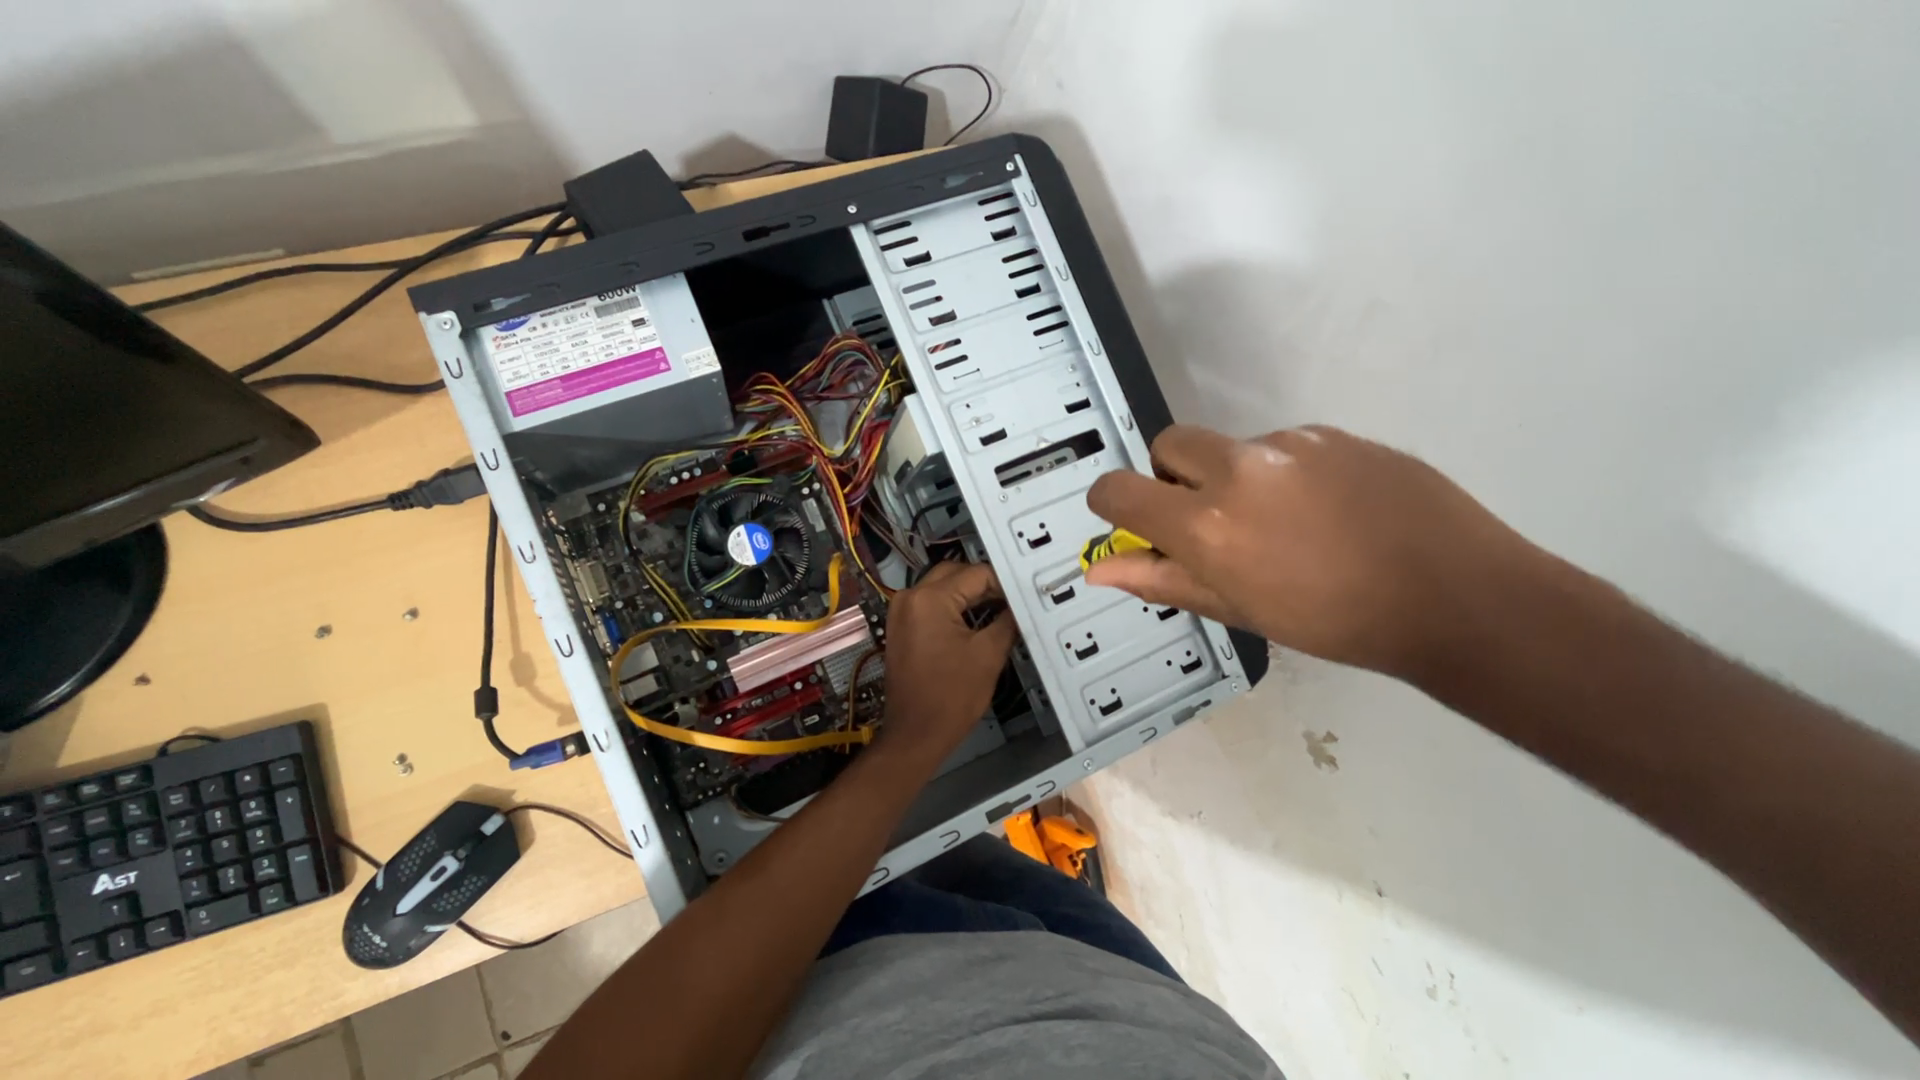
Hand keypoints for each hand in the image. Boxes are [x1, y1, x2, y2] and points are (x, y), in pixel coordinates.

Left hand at [877, 562, 1017, 761]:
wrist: (915, 734)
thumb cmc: (952, 696)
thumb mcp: (988, 655)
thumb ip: (1007, 621)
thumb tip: (1020, 605)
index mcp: (930, 599)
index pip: (976, 574)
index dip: (1004, 582)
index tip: (1026, 594)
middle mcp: (910, 596)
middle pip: (956, 573)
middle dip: (985, 584)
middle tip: (1014, 599)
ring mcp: (901, 611)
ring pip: (942, 587)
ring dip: (969, 594)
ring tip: (1001, 608)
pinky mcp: (900, 626)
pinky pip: (930, 604)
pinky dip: (953, 607)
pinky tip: (977, 619)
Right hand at [1085, 424, 1552, 678]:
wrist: (1454, 595)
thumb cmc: (1335, 622)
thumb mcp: (1240, 608)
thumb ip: (1164, 580)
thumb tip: (1101, 568)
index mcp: (1208, 523)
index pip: (1121, 490)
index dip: (1112, 503)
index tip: (1128, 520)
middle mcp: (1240, 469)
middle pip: (1170, 445)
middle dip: (1173, 476)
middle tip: (1211, 521)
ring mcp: (1290, 443)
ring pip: (1233, 447)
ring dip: (1237, 478)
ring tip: (1290, 528)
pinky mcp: (1334, 433)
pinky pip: (1285, 446)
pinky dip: (1286, 474)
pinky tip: (1329, 513)